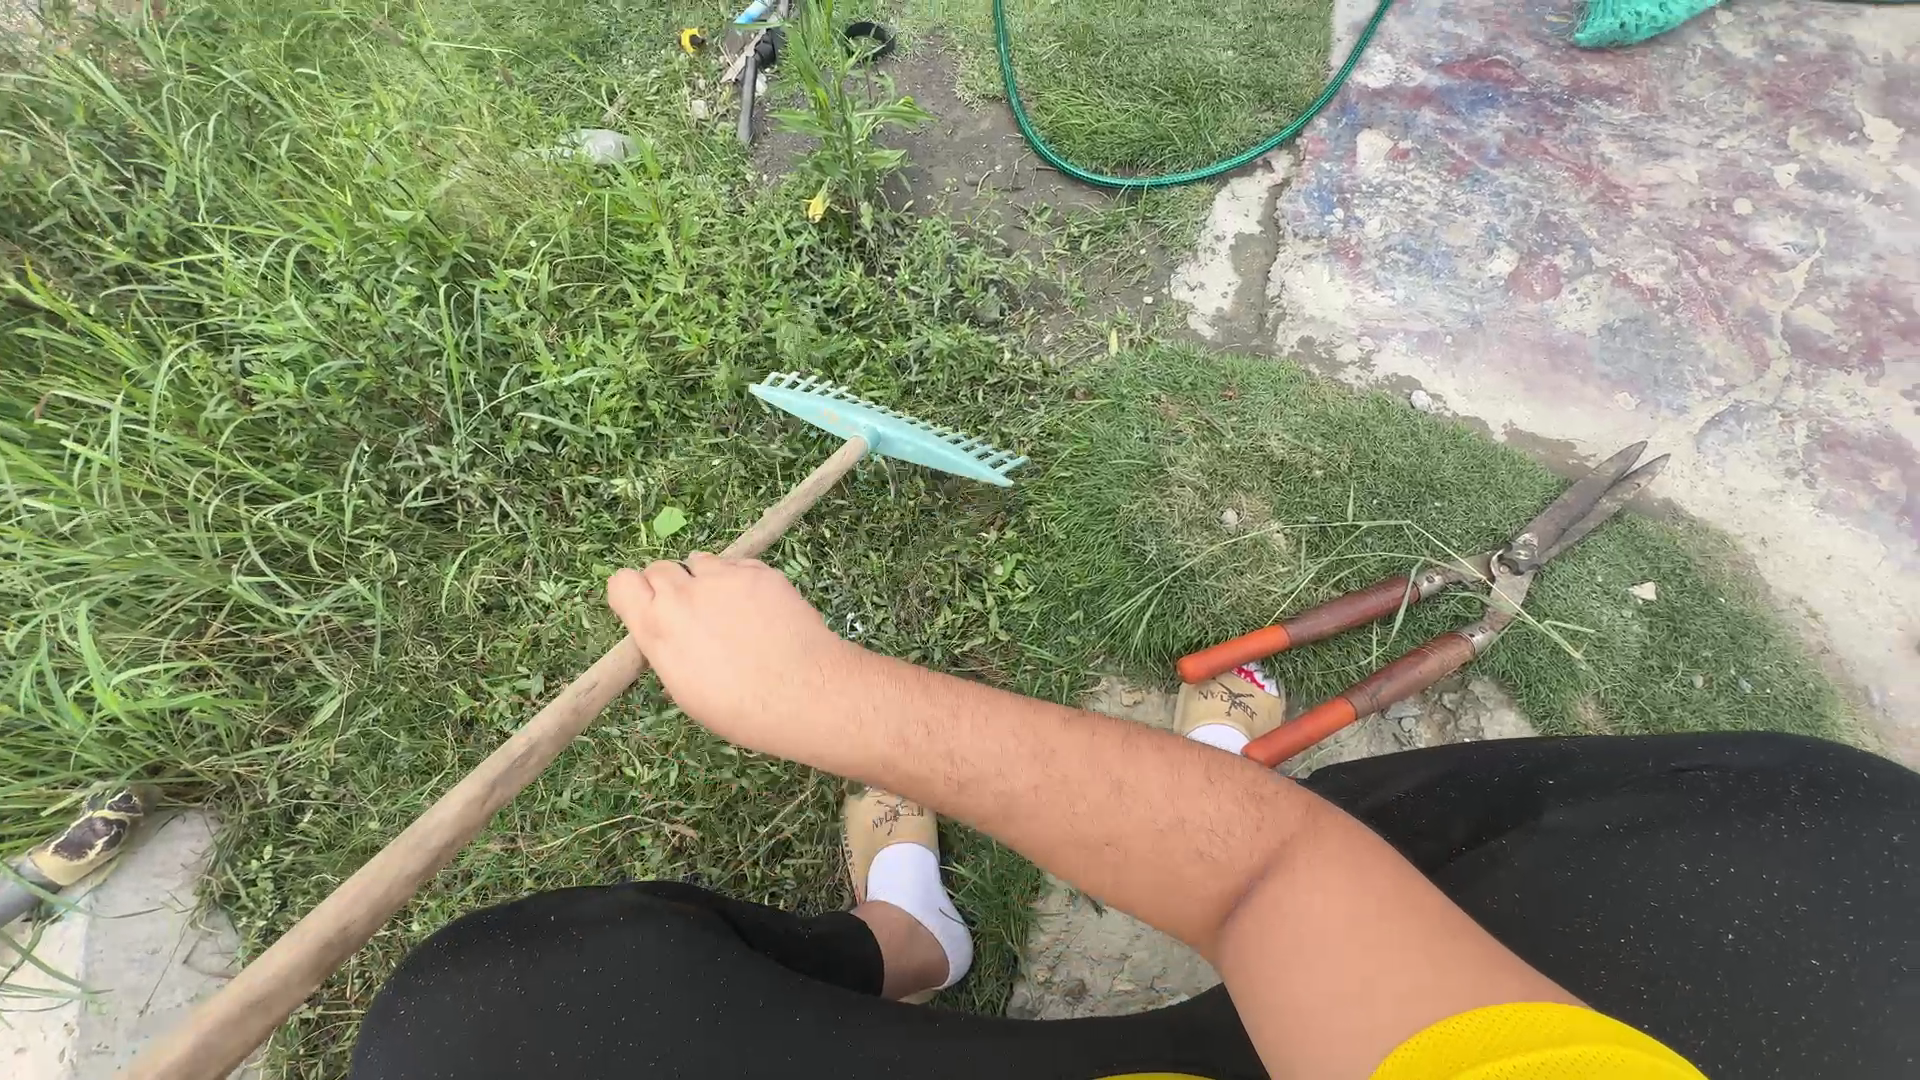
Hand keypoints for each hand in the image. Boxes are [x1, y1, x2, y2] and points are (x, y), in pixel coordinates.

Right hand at [606, 554, 860, 759]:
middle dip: (671, 585)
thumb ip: (669, 646)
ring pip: (701, 561)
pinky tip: (760, 607)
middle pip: (661, 568)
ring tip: (730, 609)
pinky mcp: (760, 571)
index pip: (622, 583)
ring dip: (707, 579)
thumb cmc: (740, 707)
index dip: (636, 593)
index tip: (649, 607)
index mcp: (657, 626)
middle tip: (694, 612)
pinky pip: (739, 565)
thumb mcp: (684, 687)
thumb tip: (672, 633)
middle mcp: (684, 593)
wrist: (802, 691)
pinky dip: (742, 580)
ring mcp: (725, 577)